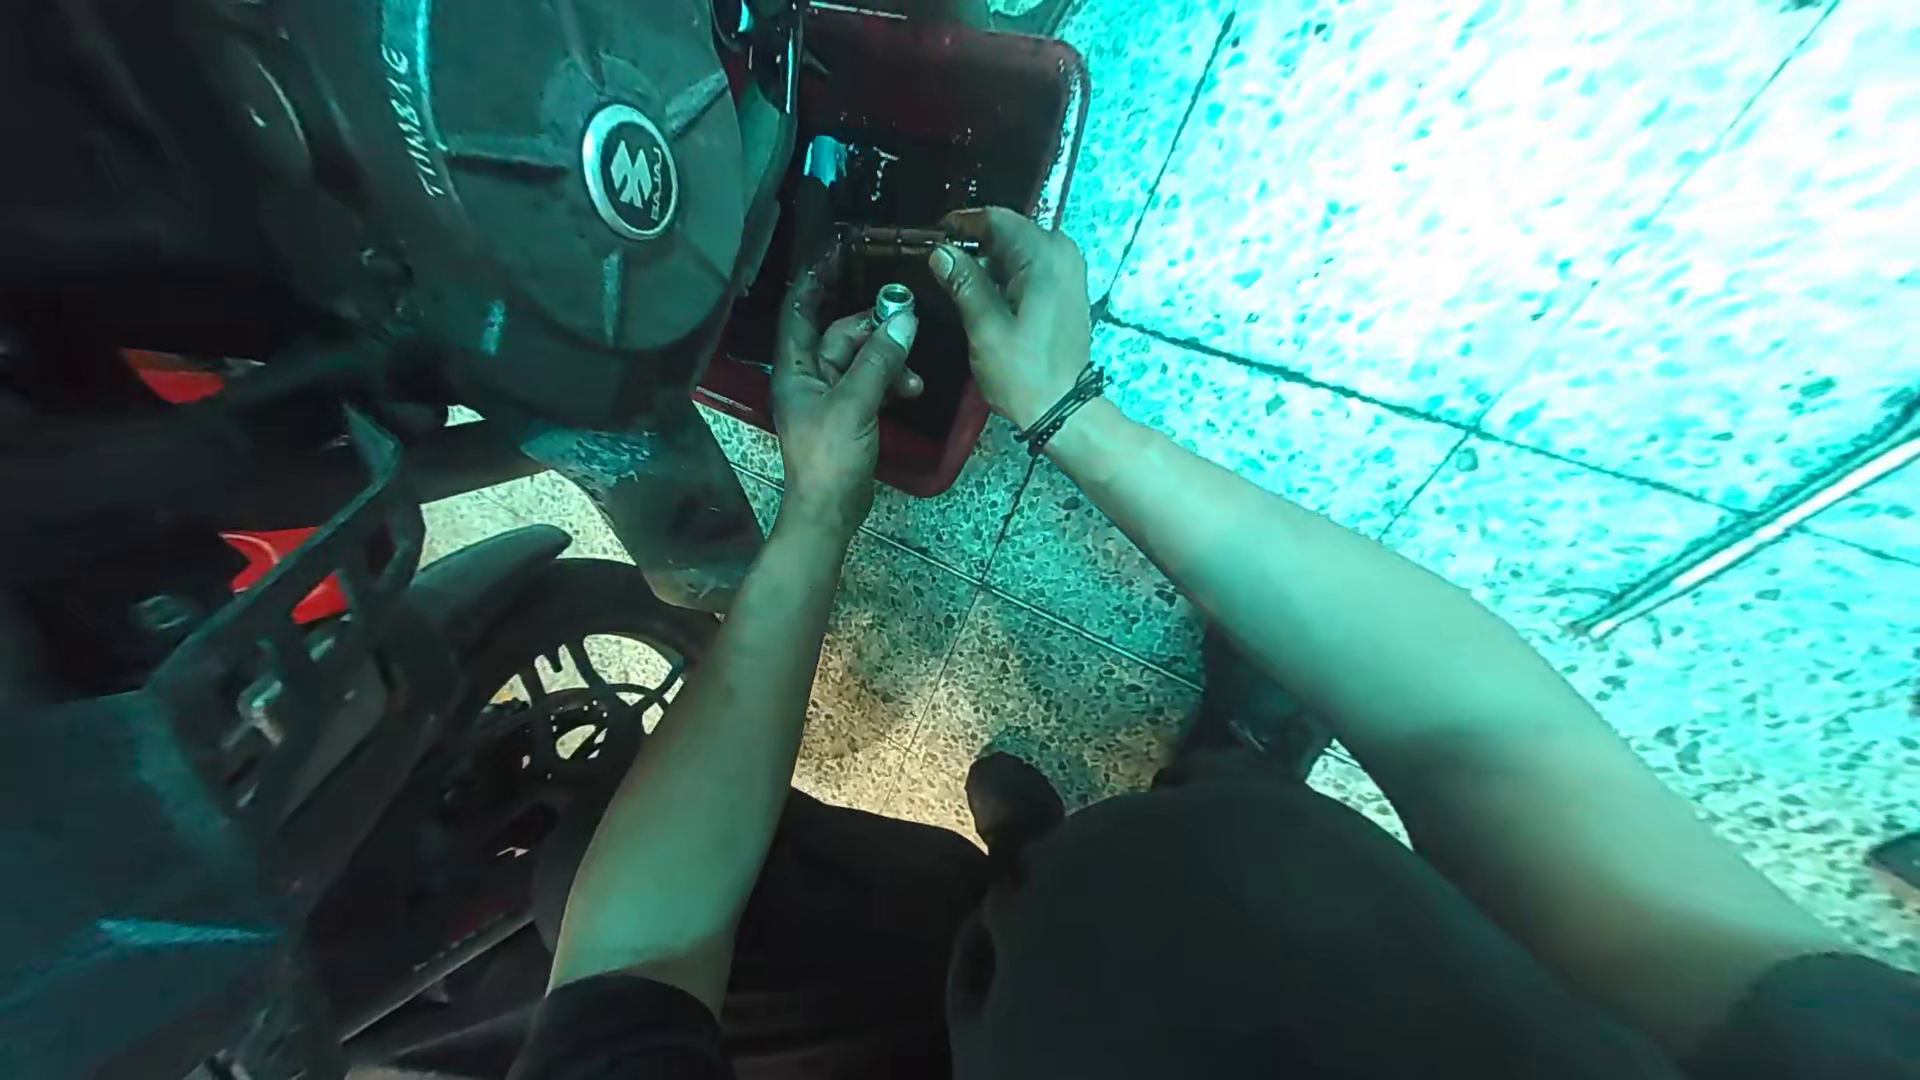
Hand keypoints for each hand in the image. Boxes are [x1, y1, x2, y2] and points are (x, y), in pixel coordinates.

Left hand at [772, 258, 921, 537]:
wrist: (832, 509)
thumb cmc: (831, 456)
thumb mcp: (855, 404)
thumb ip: (879, 361)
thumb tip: (905, 319)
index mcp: (796, 369)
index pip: (799, 312)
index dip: (815, 282)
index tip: (839, 254)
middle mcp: (810, 377)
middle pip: (841, 336)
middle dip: (875, 331)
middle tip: (909, 325)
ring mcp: (832, 397)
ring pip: (863, 362)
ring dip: (890, 362)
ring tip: (914, 377)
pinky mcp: (852, 415)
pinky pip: (872, 385)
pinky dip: (891, 383)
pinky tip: (912, 388)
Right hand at [929, 207, 1092, 428]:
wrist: (1062, 409)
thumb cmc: (1022, 373)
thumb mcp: (986, 329)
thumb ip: (964, 284)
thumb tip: (939, 252)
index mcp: (1044, 256)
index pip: (997, 219)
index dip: (961, 224)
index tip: (932, 237)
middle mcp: (1062, 252)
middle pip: (1010, 232)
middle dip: (974, 243)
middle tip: (941, 263)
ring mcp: (1069, 271)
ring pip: (1020, 250)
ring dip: (989, 261)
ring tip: (957, 280)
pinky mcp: (1067, 290)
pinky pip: (1032, 268)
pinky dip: (1008, 275)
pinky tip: (986, 294)